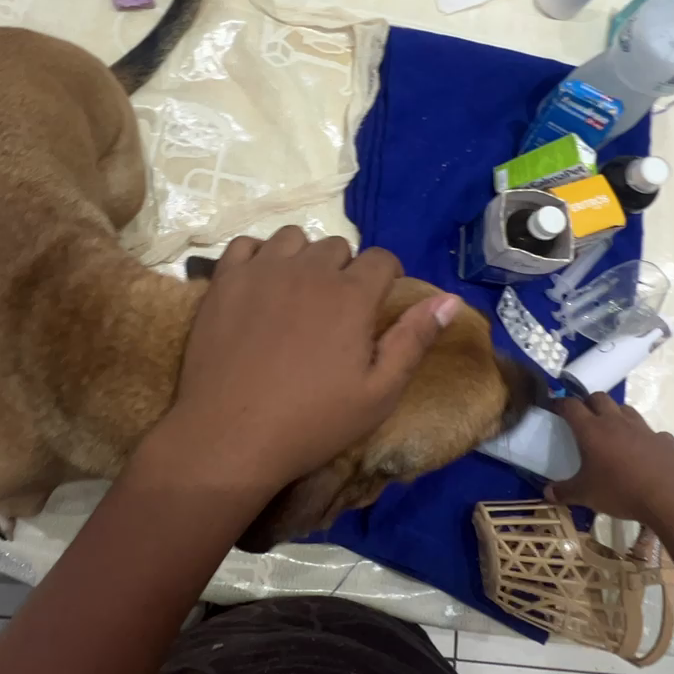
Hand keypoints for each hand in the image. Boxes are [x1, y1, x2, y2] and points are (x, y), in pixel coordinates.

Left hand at [150, 227, 460, 495]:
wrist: (230, 435)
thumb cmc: (311, 422)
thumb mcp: (379, 393)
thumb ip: (414, 340)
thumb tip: (448, 299)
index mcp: (351, 295)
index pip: (381, 259)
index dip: (386, 278)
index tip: (377, 303)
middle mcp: (308, 270)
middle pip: (337, 247)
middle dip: (344, 271)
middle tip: (334, 310)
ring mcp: (262, 271)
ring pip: (293, 238)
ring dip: (302, 258)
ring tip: (296, 293)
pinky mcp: (225, 280)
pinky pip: (246, 245)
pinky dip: (258, 257)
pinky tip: (259, 285)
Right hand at [543, 393, 673, 530]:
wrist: (670, 499)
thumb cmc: (620, 492)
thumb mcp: (586, 495)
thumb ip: (564, 492)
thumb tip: (546, 493)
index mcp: (592, 430)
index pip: (570, 405)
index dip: (560, 403)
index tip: (555, 407)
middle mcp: (616, 422)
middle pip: (599, 397)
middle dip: (589, 403)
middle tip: (585, 418)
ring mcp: (643, 429)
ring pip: (626, 409)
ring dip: (616, 415)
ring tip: (613, 432)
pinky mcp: (665, 440)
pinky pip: (652, 432)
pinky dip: (645, 438)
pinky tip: (644, 453)